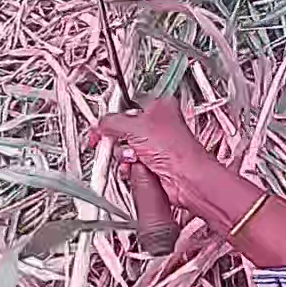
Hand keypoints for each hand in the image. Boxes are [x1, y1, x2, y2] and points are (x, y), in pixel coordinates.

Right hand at [88, 96, 215, 206]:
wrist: (186, 180)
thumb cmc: (176, 150)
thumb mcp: (135, 127)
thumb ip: (111, 122)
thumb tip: (100, 125)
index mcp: (159, 106)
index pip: (127, 107)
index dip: (112, 118)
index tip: (101, 127)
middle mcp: (157, 126)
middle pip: (123, 130)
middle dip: (118, 139)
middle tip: (119, 142)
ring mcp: (154, 146)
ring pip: (124, 148)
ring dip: (123, 155)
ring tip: (134, 156)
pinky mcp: (150, 164)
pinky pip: (128, 163)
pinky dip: (128, 166)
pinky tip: (135, 165)